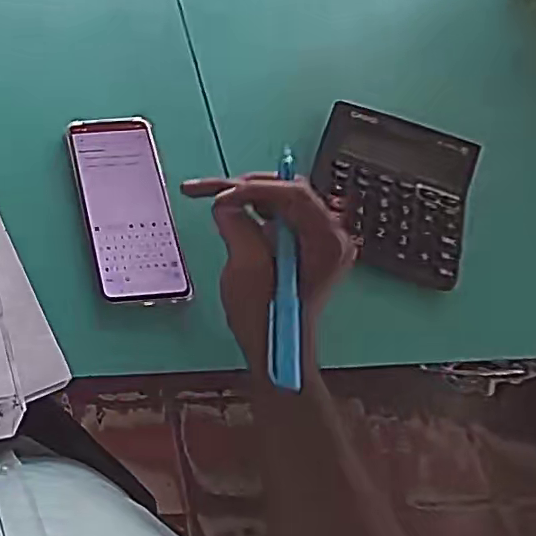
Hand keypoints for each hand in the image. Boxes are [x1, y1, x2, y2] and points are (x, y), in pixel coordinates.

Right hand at [179, 174, 357, 368]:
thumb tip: (226, 204)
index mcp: (325, 242)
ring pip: (279, 198)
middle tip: (208, 190)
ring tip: (210, 195)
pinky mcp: (298, 244)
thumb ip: (239, 228)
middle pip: (288, 191)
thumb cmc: (265, 318)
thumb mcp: (248, 270)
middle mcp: (327, 235)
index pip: (295, 194)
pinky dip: (250, 208)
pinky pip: (276, 213)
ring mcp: (314, 239)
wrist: (274, 348)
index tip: (221, 196)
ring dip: (244, 194)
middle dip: (246, 186)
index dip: (255, 188)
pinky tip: (227, 211)